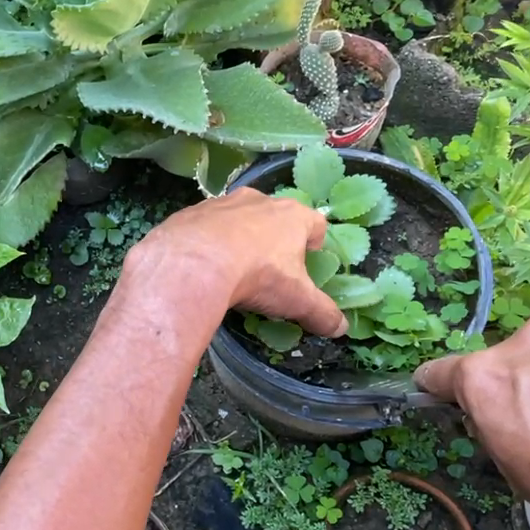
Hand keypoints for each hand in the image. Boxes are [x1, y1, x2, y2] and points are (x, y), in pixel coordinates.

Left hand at [125, 188, 346, 336]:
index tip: (309, 256)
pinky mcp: (189, 213)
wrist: (193, 263)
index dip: (314, 241)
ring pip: (236, 217)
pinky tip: (201, 263)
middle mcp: (257, 201)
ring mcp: (220, 203)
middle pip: (274, 215)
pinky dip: (205, 241)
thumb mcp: (296, 300)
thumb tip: (340, 329)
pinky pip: (202, 226)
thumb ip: (321, 313)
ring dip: (237, 235)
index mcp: (291, 215)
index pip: (315, 222)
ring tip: (232, 264)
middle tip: (269, 263)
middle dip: (274, 236)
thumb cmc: (258, 275)